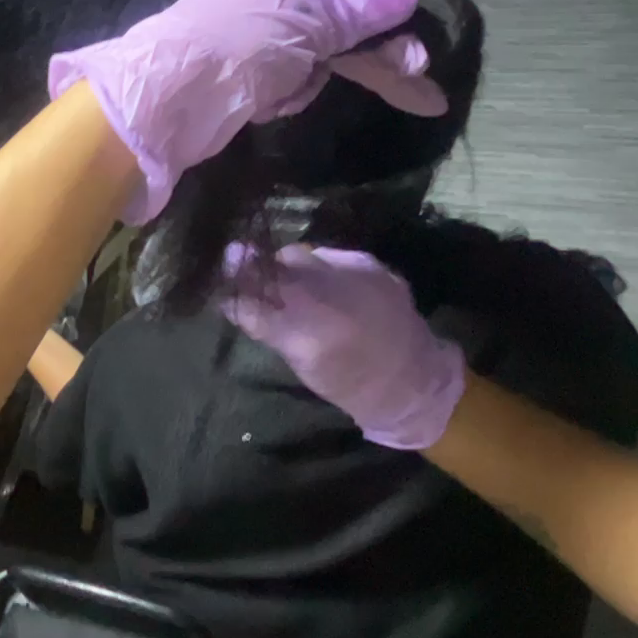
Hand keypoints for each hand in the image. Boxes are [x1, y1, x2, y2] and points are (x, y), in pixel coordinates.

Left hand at [48, 0, 421, 223]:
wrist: (165, 94)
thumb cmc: (240, 43)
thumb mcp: (307, 19)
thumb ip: (358, 9)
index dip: (389, 27)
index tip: (417, 62)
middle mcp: (273, 2)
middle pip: (341, 31)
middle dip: (375, 63)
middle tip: (422, 98)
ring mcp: (254, 43)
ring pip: (314, 66)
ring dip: (310, 84)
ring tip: (281, 93)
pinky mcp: (238, 80)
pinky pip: (284, 89)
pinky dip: (283, 99)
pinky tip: (264, 106)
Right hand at [219, 244, 464, 448]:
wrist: (412, 382)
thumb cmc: (347, 381)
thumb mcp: (298, 359)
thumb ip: (261, 321)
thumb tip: (224, 293)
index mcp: (312, 322)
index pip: (262, 282)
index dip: (241, 272)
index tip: (224, 273)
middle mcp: (335, 287)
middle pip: (282, 260)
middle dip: (264, 267)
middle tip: (254, 283)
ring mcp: (358, 270)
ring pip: (305, 254)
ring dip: (291, 267)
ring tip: (292, 288)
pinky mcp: (374, 264)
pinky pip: (330, 256)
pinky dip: (319, 269)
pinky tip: (324, 288)